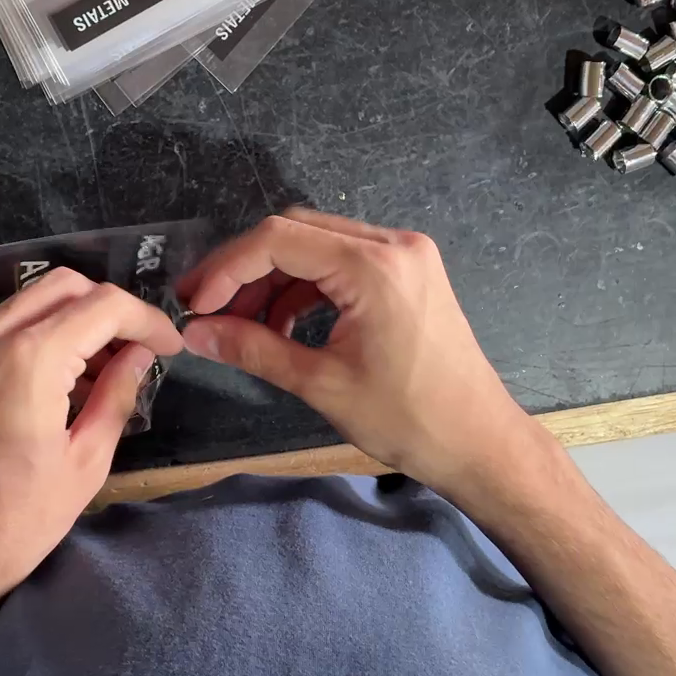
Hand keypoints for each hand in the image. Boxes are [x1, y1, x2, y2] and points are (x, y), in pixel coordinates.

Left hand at [0, 268, 183, 640]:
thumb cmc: (15, 523)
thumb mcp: (85, 463)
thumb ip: (117, 396)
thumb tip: (140, 356)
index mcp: (30, 359)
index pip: (105, 306)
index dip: (148, 319)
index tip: (172, 347)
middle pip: (66, 285)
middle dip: (112, 308)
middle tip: (140, 351)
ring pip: (33, 301)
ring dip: (77, 320)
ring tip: (106, 372)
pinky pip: (6, 328)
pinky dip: (43, 336)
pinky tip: (63, 383)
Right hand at [179, 208, 537, 500]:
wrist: (479, 442)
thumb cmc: (407, 419)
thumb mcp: (321, 384)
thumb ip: (253, 349)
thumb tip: (195, 334)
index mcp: (373, 266)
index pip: (278, 240)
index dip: (226, 268)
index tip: (195, 305)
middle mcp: (392, 245)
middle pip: (296, 232)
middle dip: (245, 269)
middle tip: (207, 309)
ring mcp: (405, 256)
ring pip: (318, 245)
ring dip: (274, 280)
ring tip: (241, 325)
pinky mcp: (408, 274)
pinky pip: (342, 264)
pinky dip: (306, 289)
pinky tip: (283, 326)